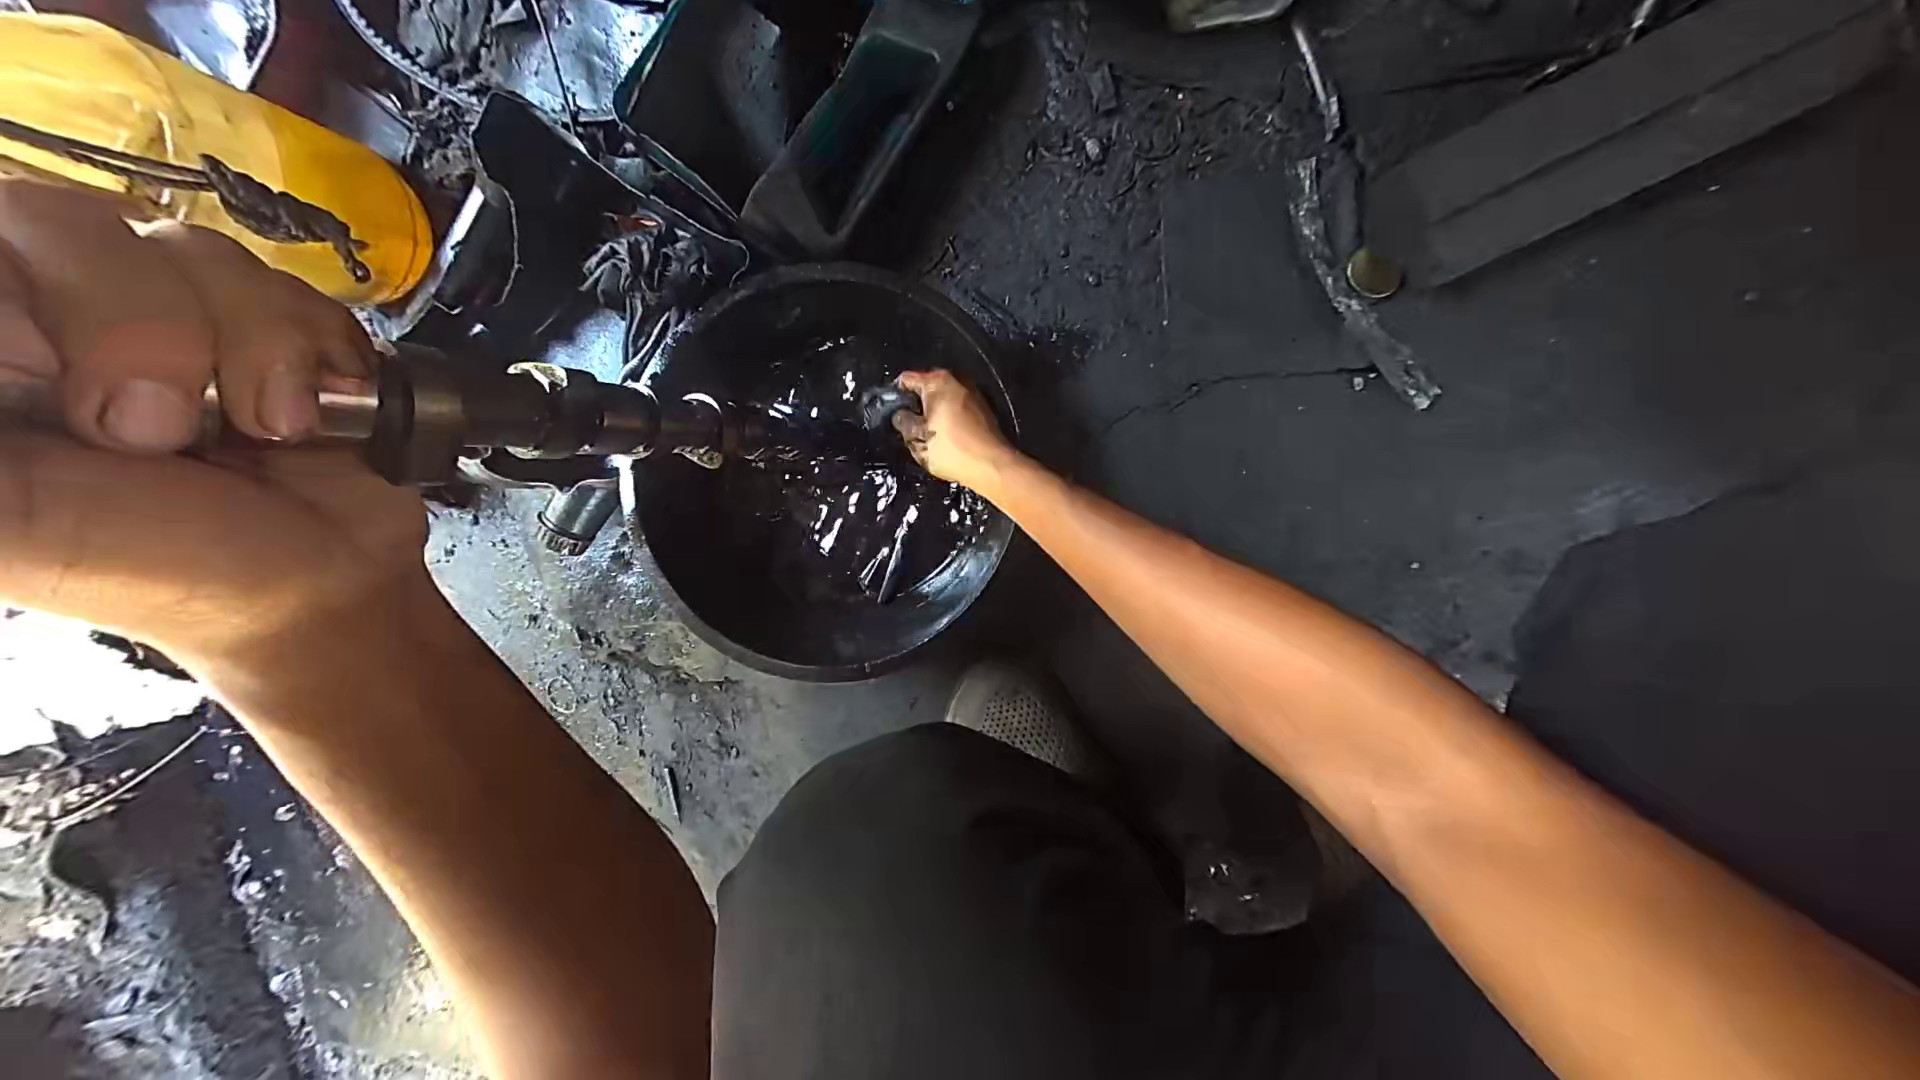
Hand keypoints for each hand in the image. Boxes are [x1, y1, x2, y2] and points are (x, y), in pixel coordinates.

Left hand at [0, 179, 428, 670]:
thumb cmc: (175, 565)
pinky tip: (320, 409)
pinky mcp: (281, 335)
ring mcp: (184, 322)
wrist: (333, 580)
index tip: (71, 400)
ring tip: (274, 429)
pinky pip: (295, 288)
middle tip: (171, 430)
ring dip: (261, 353)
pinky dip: (321, 352)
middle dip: (151, 333)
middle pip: (72, 223)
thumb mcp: (12, 518)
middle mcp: (58, 319)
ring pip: (202, 252)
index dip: (43, 307)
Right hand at [892, 369, 1022, 492]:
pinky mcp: (984, 410)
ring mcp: (973, 393)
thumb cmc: (952, 450)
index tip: (894, 415)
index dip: (895, 397)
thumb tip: (900, 414)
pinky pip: (958, 410)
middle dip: (916, 406)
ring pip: (943, 400)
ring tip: (930, 437)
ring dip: (934, 414)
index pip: (905, 379)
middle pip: (926, 388)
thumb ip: (903, 421)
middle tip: (910, 429)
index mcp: (937, 381)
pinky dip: (950, 420)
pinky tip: (949, 439)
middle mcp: (957, 380)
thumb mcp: (917, 439)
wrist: (992, 466)